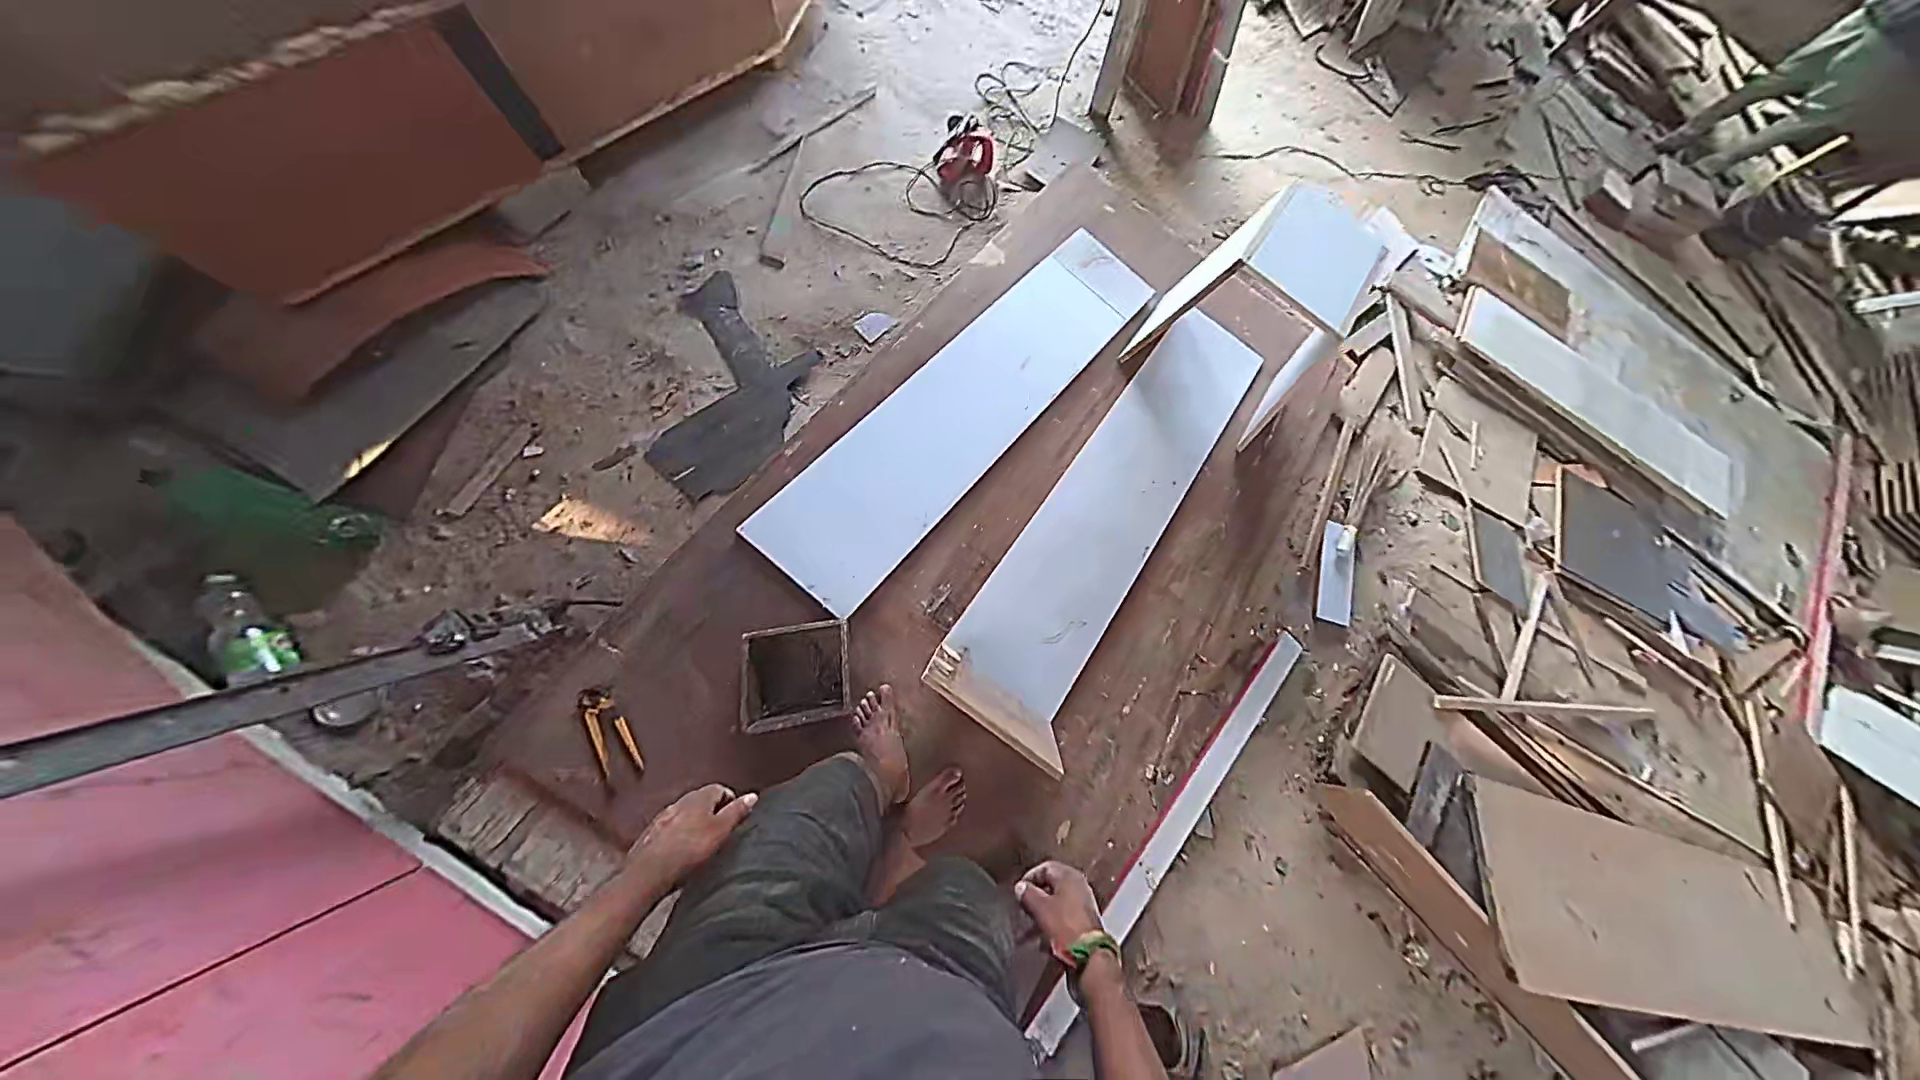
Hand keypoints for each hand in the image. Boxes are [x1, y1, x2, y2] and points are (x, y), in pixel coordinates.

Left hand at [631, 783, 756, 885]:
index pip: (721, 789)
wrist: (648, 873)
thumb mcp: (722, 830)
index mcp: (699, 797)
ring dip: (695, 825)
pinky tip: (682, 854)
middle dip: (713, 813)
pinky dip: (679, 838)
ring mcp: (663, 818)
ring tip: (702, 845)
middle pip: (702, 802)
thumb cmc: (688, 850)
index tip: (736, 817)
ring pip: (685, 816)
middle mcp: (679, 802)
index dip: (731, 803)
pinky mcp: (651, 836)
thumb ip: (737, 811)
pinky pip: (671, 831)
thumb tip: (752, 796)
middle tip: (722, 832)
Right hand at [1015, 860, 1104, 959]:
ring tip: (1028, 928)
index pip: (1045, 867)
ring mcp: (1084, 905)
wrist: (1090, 956)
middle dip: (1035, 898)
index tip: (1019, 891)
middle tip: (1022, 908)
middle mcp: (1079, 886)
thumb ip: (1027, 893)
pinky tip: (1043, 939)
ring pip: (1057, 904)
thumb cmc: (1064, 926)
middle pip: (1051, 886)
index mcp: (1069, 876)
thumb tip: (1021, 887)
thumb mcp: (1040, 907)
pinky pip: (1064, 918)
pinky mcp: (1085, 923)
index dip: (1029, 878)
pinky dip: (1052, 925)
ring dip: (1042, 914)